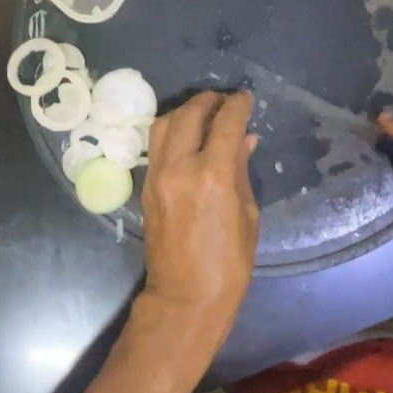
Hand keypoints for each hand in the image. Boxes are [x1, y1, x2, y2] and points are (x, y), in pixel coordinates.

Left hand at [138, 92, 259, 347]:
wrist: (185, 295)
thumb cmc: (229, 264)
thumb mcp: (247, 215)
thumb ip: (242, 171)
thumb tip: (244, 140)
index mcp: (212, 176)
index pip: (224, 124)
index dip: (237, 105)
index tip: (246, 98)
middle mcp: (179, 168)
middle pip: (189, 115)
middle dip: (208, 101)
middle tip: (224, 100)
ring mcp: (156, 176)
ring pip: (164, 125)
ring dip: (185, 112)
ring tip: (204, 113)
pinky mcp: (145, 186)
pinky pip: (156, 146)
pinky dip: (171, 132)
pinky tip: (187, 135)